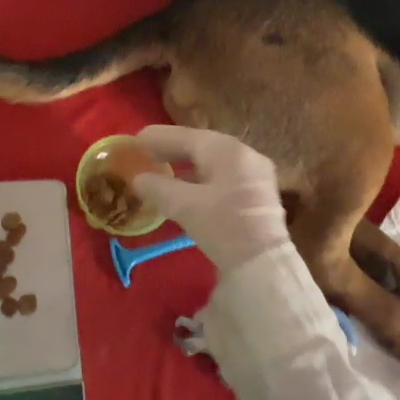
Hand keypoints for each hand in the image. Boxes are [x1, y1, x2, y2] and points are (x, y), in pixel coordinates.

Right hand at [130, 125, 288, 270]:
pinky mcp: (259, 193)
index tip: (137, 139)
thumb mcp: (184, 206)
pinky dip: (204, 178)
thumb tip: (138, 179)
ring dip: (189, 165)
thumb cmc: (223, 226)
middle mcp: (245, 154)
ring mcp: (256, 173)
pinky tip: (190, 188)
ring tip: (165, 170)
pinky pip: (225, 176)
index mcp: (227, 150)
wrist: (263, 262)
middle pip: (203, 146)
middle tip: (148, 154)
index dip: (159, 138)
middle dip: (174, 150)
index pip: (186, 137)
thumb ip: (158, 187)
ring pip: (215, 162)